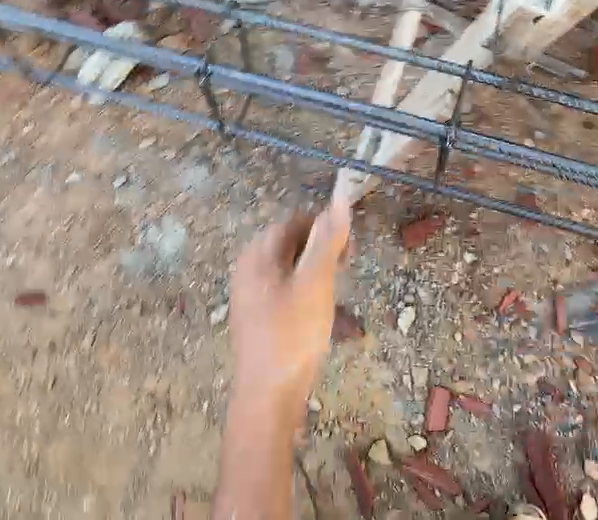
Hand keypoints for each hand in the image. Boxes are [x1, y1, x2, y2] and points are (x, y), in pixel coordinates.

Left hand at [228, 204, 351, 406]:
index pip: (294, 222)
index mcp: (256, 256)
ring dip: (318, 275)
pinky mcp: (259, 321)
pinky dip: (309, 297)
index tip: (348, 247)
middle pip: (291, 245)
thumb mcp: (316, 283)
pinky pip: (288, 294)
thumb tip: (340, 199)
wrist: (268, 399)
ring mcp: (252, 298)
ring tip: (338, 295)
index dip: (323, 227)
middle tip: (346, 269)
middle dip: (322, 251)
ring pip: (291, 271)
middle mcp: (248, 271)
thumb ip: (328, 240)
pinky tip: (326, 318)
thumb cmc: (291, 335)